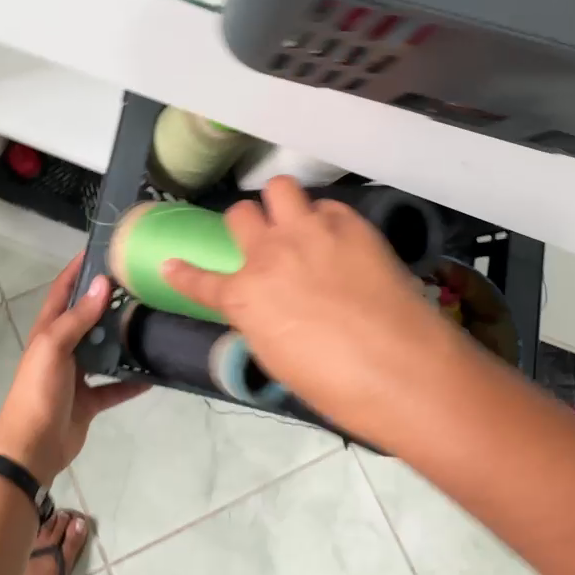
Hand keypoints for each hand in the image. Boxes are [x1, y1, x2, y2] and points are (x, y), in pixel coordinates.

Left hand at [0, 256, 148, 483]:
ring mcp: (77, 374)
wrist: (32, 447)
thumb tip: (103, 282)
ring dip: (124, 340)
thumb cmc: (39, 390)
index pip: (63, 290)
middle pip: (88, 318)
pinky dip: (132, 381)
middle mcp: (63, 347)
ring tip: (153, 323)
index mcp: (48, 330)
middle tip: (142, 286)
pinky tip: (154, 373)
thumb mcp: (54, 347)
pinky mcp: (89, 400)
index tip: (102, 250)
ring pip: (104, 350)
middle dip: (110, 303)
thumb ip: (79, 317)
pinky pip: (115, 386)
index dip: (78, 269)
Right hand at [160, 177, 477, 435]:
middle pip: (240, 213)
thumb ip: (261, 319)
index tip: (172, 264)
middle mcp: (268, 254)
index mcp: (244, 296)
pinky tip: (340, 240)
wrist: (402, 370)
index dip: (182, 273)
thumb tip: (264, 305)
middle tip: (263, 240)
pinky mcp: (351, 224)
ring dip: (282, 203)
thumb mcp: (278, 358)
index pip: (199, 280)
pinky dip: (326, 218)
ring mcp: (310, 232)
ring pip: (279, 187)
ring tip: (297, 223)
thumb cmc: (336, 386)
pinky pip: (327, 206)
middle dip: (247, 224)